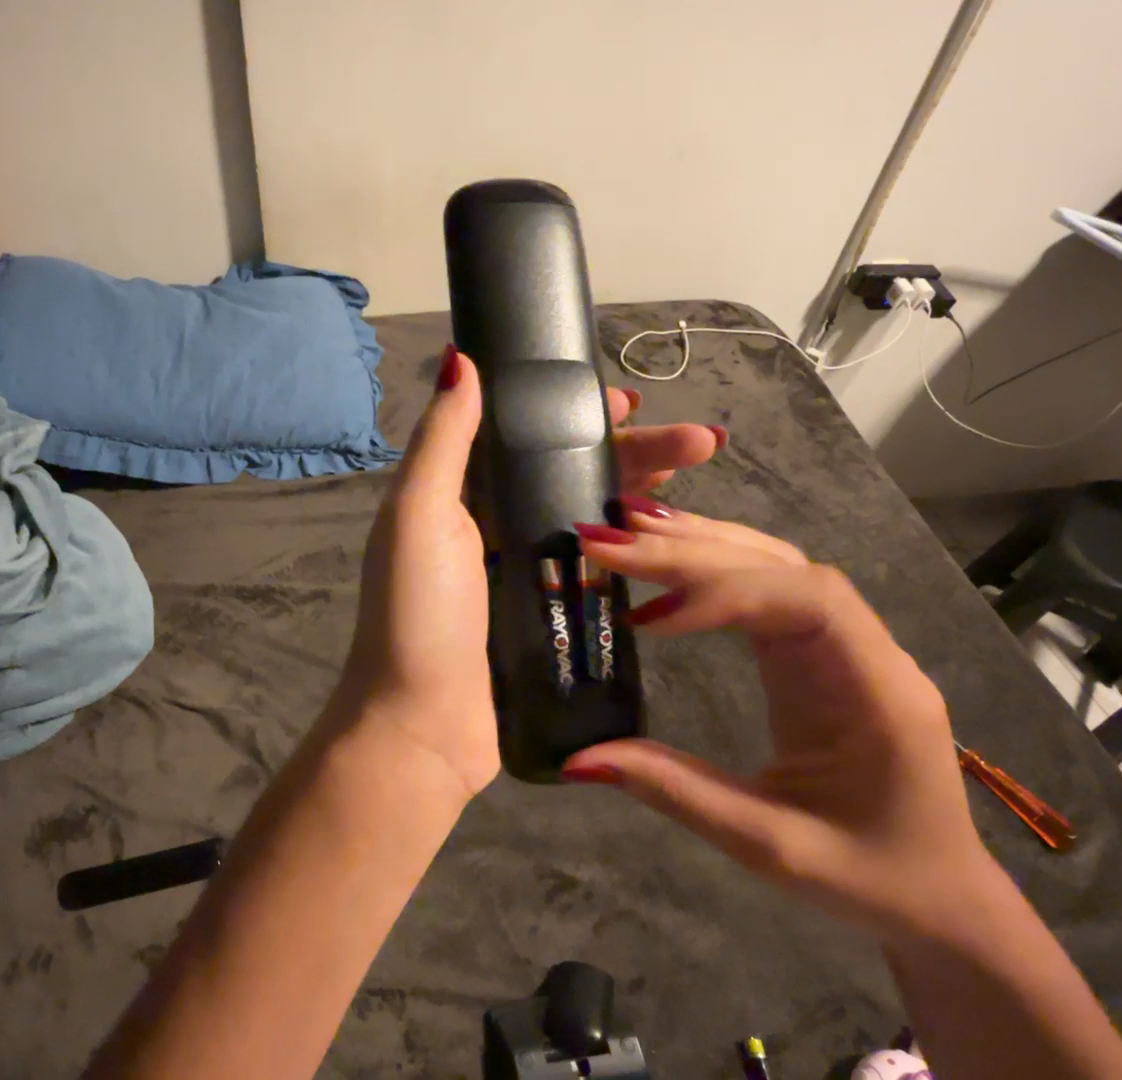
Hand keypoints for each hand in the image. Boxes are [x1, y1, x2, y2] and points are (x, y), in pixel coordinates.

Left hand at [337, 346, 721, 798]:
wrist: (423, 728)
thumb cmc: (419, 614)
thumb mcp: (421, 516)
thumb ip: (442, 440)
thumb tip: (460, 358)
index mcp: (456, 498)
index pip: (525, 438)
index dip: (575, 415)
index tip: (626, 401)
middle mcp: (490, 530)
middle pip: (570, 475)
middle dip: (633, 452)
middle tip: (701, 443)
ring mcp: (523, 578)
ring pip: (593, 521)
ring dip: (645, 496)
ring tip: (702, 480)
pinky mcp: (550, 622)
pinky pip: (599, 575)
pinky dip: (636, 553)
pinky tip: (681, 542)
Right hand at [565, 508, 996, 941]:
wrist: (937, 897)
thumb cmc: (868, 877)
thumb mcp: (767, 846)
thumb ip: (676, 791)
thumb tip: (578, 759)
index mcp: (876, 693)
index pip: (807, 603)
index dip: (724, 593)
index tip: (647, 617)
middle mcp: (867, 652)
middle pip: (782, 569)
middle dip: (692, 550)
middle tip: (605, 540)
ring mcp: (845, 647)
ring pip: (776, 566)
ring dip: (701, 543)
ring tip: (625, 526)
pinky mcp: (818, 654)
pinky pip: (767, 590)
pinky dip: (713, 565)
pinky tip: (667, 553)